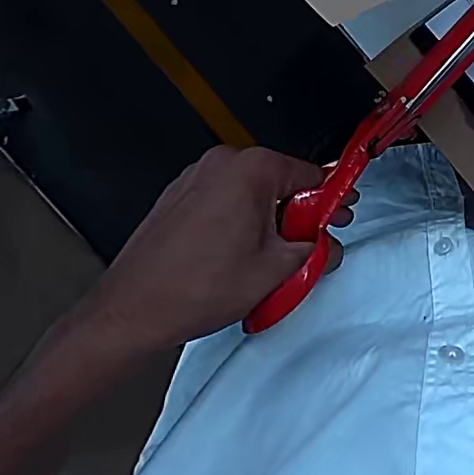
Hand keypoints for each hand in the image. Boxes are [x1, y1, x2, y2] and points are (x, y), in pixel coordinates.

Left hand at [52, 146, 353, 362]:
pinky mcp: (181, 195)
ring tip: (265, 261)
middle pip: (282, 182)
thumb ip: (316, 250)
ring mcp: (197, 177)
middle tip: (307, 245)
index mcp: (251, 170)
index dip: (333, 198)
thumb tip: (327, 244)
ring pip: (253, 193)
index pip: (311, 175)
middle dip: (299, 214)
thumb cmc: (189, 288)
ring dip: (269, 221)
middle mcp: (223, 163)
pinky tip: (239, 256)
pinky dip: (241, 221)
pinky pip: (226, 200)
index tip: (342, 209)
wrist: (131, 311)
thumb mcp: (277, 271)